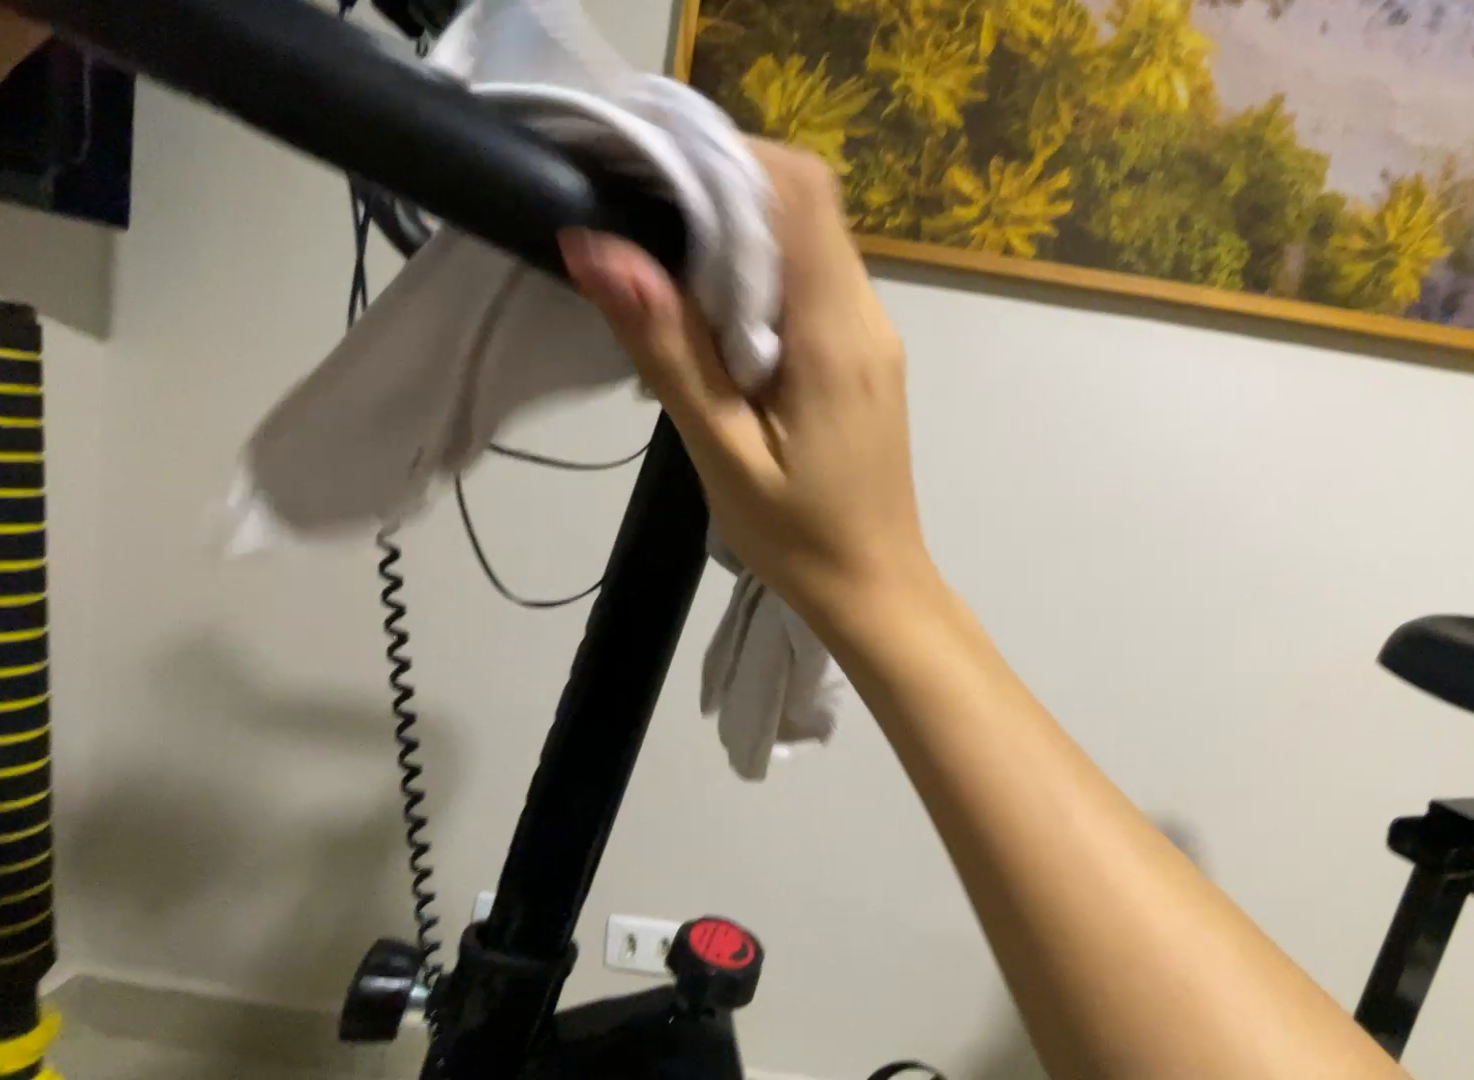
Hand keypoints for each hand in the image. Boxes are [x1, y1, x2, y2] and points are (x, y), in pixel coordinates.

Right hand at [560, 142, 936, 625]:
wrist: (875, 588)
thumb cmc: (799, 538)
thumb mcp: (722, 451)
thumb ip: (668, 348)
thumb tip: (598, 249)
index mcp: (835, 334)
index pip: (801, 191)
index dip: (728, 161)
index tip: (656, 179)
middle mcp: (867, 317)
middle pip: (805, 208)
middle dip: (724, 199)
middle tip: (645, 232)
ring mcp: (875, 337)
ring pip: (810, 244)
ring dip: (741, 245)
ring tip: (671, 283)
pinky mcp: (867, 359)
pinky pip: (817, 288)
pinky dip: (765, 284)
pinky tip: (721, 330)